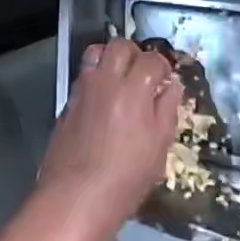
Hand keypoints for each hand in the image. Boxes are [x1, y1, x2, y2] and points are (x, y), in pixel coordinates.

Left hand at [38, 39, 182, 240]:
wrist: (77, 193)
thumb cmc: (126, 178)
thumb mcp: (159, 148)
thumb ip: (166, 110)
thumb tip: (171, 87)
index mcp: (133, 90)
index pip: (152, 60)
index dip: (162, 67)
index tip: (166, 80)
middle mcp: (105, 80)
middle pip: (120, 46)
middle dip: (136, 54)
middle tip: (144, 74)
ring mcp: (83, 87)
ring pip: (96, 52)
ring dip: (111, 57)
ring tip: (122, 79)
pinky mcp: (68, 98)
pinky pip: (83, 73)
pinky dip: (96, 73)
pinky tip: (104, 96)